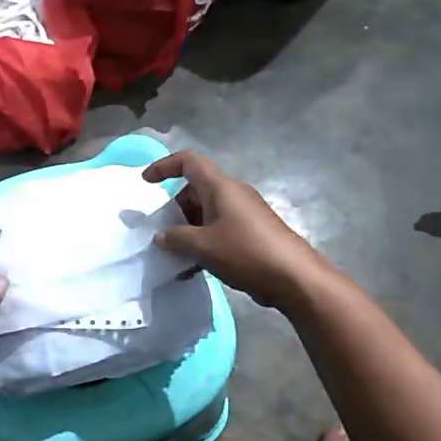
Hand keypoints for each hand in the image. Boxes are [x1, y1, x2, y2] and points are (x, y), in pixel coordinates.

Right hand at [143, 151, 337, 307]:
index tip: (146, 182)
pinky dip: (202, 242)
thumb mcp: (202, 246)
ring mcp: (244, 214)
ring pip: (206, 213)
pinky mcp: (251, 233)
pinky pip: (218, 230)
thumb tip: (161, 236)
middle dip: (174, 210)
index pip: (189, 162)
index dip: (164, 166)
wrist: (294, 278)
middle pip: (195, 191)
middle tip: (160, 234)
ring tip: (174, 256)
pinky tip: (193, 269)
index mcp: (221, 188)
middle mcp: (233, 195)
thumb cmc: (246, 253)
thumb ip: (176, 238)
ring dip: (187, 231)